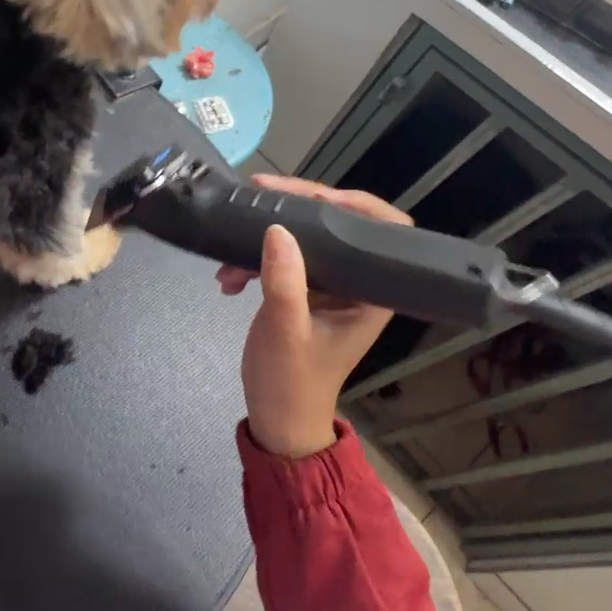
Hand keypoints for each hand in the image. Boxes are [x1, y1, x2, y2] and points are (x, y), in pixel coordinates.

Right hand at [216, 175, 412, 459]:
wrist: (276, 419)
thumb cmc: (292, 380)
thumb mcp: (286, 330)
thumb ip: (285, 280)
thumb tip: (277, 229)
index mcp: (371, 292)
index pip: (384, 231)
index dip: (357, 204)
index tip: (315, 194)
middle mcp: (355, 282)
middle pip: (336, 225)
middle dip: (295, 209)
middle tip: (259, 192)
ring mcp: (326, 286)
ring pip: (302, 238)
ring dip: (262, 240)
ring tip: (228, 259)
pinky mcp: (300, 291)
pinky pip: (279, 258)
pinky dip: (252, 261)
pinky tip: (227, 279)